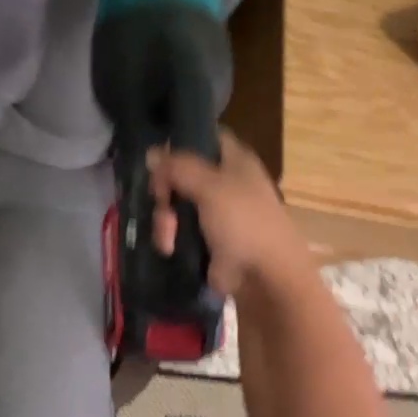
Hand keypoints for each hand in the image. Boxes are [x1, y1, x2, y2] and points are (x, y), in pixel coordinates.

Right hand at [146, 131, 309, 300]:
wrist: (265, 277)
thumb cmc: (244, 222)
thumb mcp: (211, 187)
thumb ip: (179, 167)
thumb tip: (152, 153)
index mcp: (235, 161)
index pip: (205, 138)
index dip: (181, 143)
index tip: (159, 156)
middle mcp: (225, 182)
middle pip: (181, 173)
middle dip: (165, 189)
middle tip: (161, 201)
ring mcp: (215, 212)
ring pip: (175, 202)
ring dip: (165, 218)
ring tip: (168, 235)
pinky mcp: (206, 238)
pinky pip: (177, 228)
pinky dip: (170, 236)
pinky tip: (170, 246)